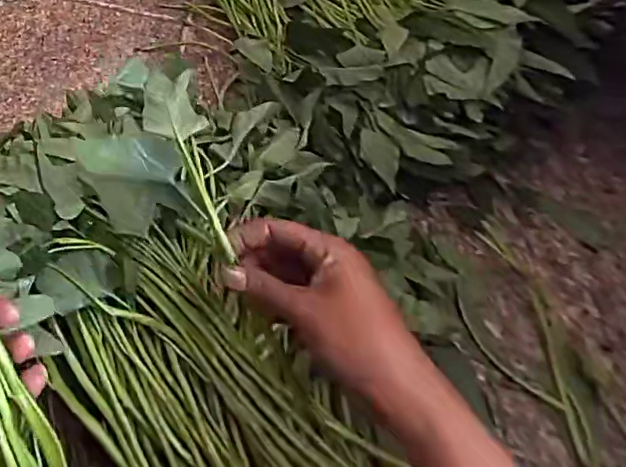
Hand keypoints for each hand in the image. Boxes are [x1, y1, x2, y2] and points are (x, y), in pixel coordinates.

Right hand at [224, 220, 511, 466]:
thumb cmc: (355, 342)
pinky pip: (295, 293)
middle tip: (225, 281)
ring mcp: (332, 285)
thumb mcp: (303, 311)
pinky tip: (260, 314)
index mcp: (328, 248)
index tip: (219, 255)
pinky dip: (276, 299)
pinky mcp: (331, 309)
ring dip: (261, 282)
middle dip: (252, 261)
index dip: (246, 237)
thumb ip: (262, 287)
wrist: (406, 396)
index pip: (276, 228)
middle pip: (280, 248)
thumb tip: (224, 270)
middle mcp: (329, 259)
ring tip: (238, 298)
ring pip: (285, 273)